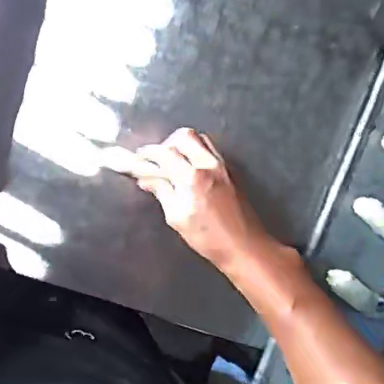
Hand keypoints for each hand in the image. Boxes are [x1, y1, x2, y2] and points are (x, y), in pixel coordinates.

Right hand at [128, 128, 274, 271]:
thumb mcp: (177, 217)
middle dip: (165, 144)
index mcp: (193, 177)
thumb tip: (146, 178)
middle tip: (155, 161)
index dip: (147, 154)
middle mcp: (209, 165)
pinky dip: (194, 153)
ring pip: (199, 139)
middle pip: (184, 136)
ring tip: (172, 164)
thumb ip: (161, 191)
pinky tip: (188, 171)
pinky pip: (209, 150)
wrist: (246, 246)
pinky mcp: (231, 171)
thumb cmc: (209, 238)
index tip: (137, 160)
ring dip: (182, 146)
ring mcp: (223, 166)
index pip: (164, 152)